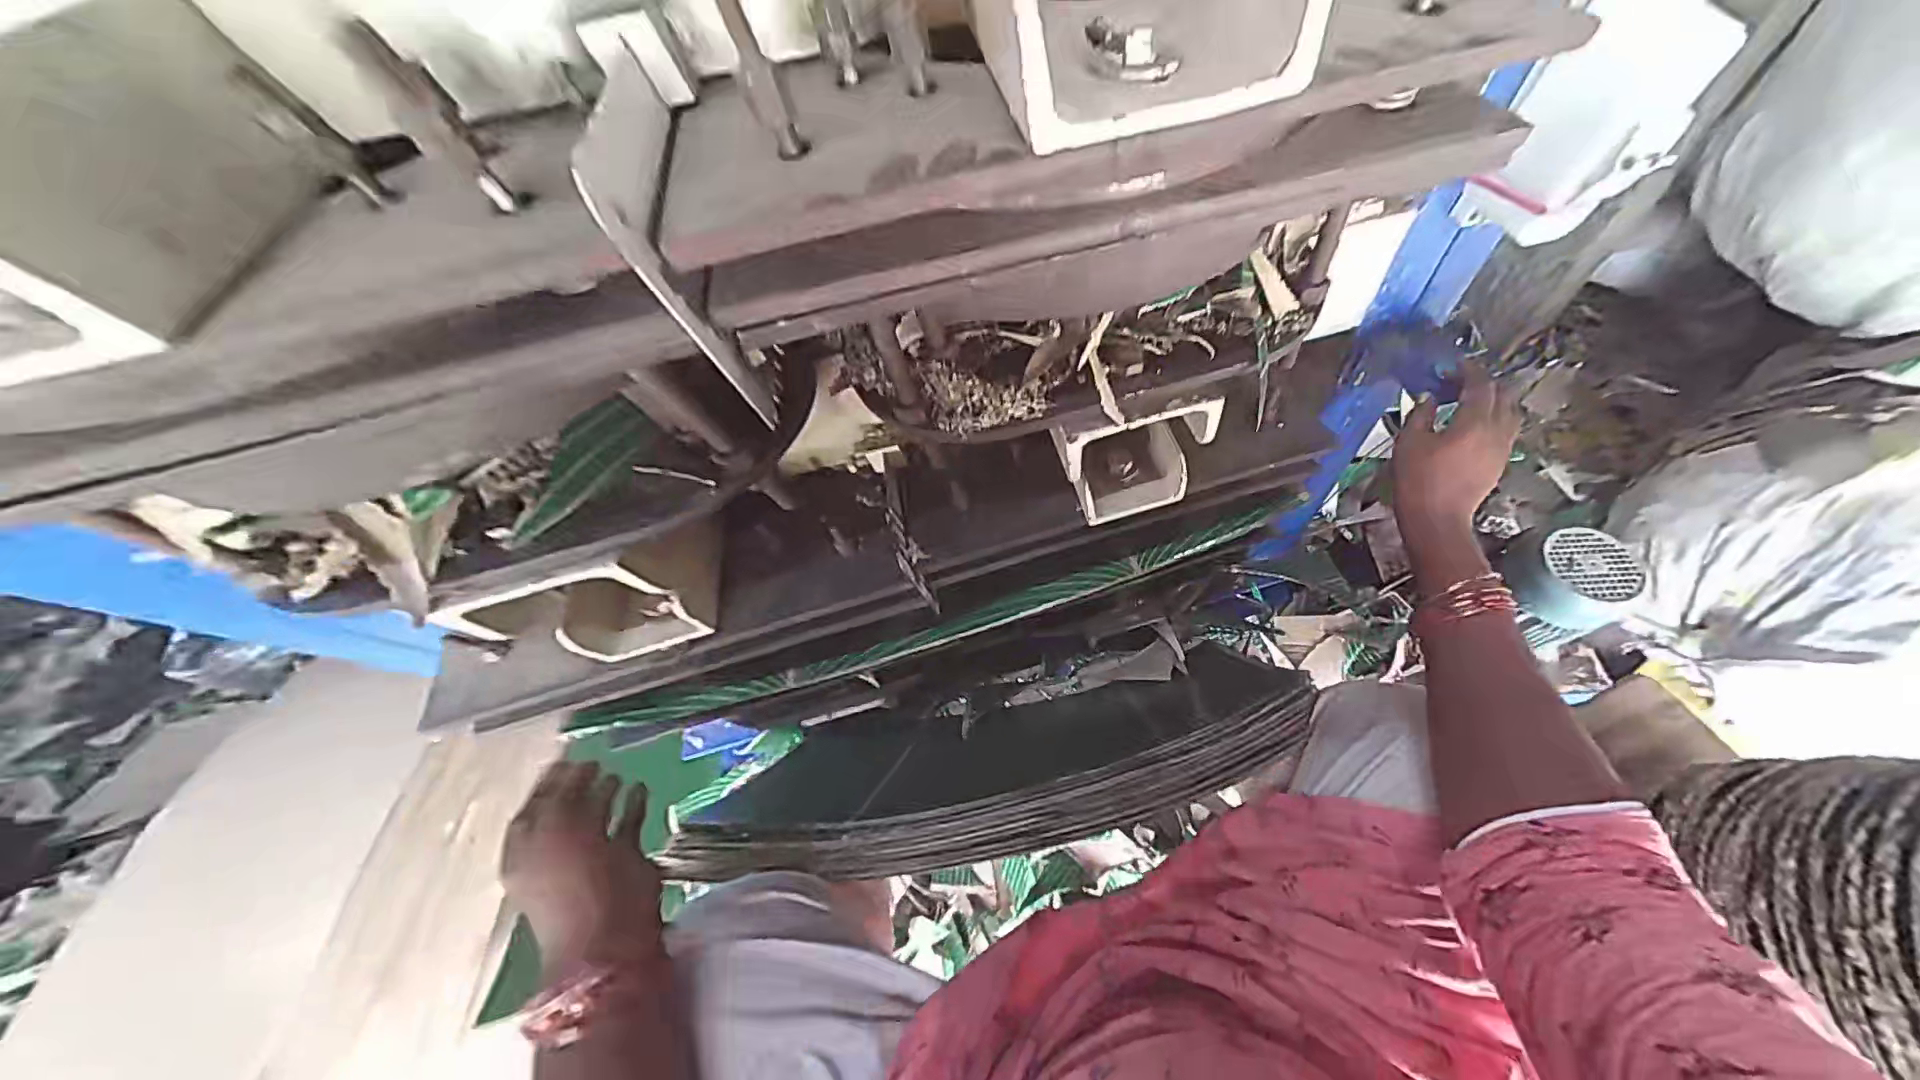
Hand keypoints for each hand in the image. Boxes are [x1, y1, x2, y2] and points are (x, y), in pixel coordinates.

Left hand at [501, 760, 664, 973]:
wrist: (608, 942)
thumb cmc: (574, 888)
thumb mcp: (558, 834)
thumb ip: (562, 801)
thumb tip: (571, 768)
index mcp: (530, 849)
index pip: (537, 804)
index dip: (550, 780)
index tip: (567, 755)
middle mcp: (557, 852)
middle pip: (566, 809)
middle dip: (579, 785)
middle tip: (594, 762)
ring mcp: (591, 859)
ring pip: (597, 818)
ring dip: (608, 794)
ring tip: (618, 776)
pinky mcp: (624, 863)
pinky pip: (626, 827)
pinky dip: (633, 808)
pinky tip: (639, 790)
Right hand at [1391, 363, 1519, 541]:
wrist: (1437, 518)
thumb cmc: (1418, 480)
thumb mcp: (1409, 443)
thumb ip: (1422, 414)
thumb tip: (1431, 398)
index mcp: (1474, 423)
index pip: (1480, 385)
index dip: (1468, 371)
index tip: (1453, 366)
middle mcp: (1497, 430)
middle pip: (1502, 395)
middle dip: (1482, 384)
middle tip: (1458, 382)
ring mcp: (1503, 447)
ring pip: (1509, 412)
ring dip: (1492, 401)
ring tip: (1468, 402)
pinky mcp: (1501, 461)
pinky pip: (1505, 429)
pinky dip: (1492, 418)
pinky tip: (1472, 426)